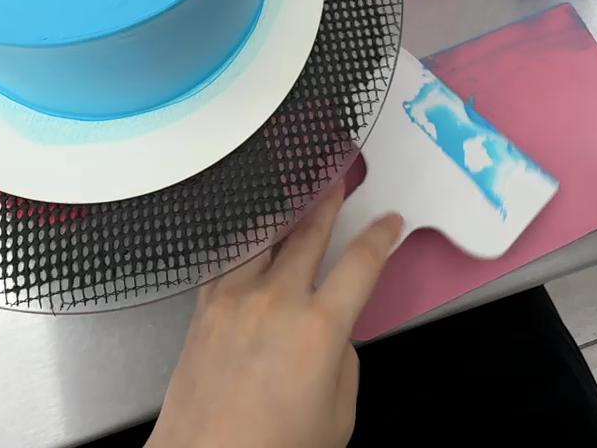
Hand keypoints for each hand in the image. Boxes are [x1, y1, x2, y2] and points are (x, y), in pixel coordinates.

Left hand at [147, 185, 403, 447]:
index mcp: (319, 329)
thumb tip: (331, 327)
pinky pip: (227, 256)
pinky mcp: (206, 304)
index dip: (381, 236)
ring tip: (295, 191)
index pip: (361, 263)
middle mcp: (277, 300)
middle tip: (337, 183)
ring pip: (264, 234)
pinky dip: (243, 238)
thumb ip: (342, 358)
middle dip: (329, 203)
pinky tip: (250, 231)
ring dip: (285, 211)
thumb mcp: (337, 415)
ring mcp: (236, 297)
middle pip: (310, 234)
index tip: (390, 221)